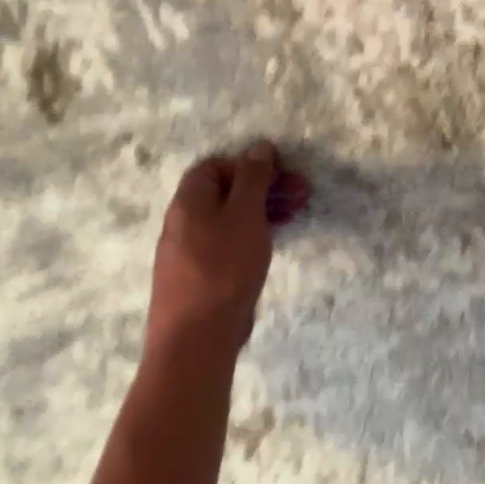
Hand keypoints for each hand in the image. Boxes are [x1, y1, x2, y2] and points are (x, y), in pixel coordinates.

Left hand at [146, 141, 308, 355]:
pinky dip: (252, 232)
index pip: (215, 166)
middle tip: (301, 194)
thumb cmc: (224, 267)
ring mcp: (189, 250)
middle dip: (264, 186)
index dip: (249, 164)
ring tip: (295, 215)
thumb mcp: (245, 214)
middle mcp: (183, 222)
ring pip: (229, 215)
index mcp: (189, 203)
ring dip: (263, 208)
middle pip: (225, 190)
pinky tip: (272, 242)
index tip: (282, 175)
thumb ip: (253, 178)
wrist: (197, 336)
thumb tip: (259, 147)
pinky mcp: (200, 272)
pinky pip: (227, 239)